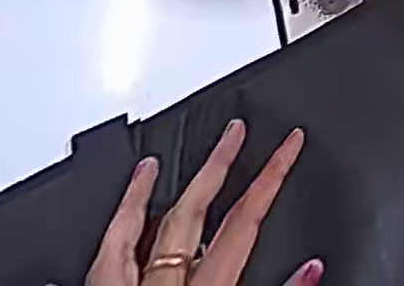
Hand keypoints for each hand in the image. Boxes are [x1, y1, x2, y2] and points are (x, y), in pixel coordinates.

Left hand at [87, 119, 318, 285]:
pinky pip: (89, 279)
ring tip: (146, 168)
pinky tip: (93, 243)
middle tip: (232, 132)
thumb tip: (314, 267)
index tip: (289, 142)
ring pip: (120, 245)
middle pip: (186, 218)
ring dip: (135, 203)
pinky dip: (95, 257)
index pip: (243, 222)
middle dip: (214, 168)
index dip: (270, 176)